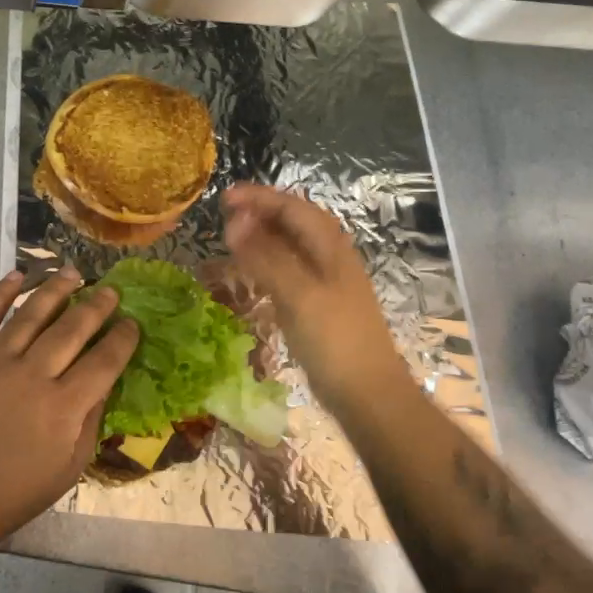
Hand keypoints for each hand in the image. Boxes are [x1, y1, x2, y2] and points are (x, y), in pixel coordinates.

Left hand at [0, 268, 139, 551]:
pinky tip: (17, 276)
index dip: (122, 339)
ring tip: (72, 273)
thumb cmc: (15, 491)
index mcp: (64, 407)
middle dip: (96, 307)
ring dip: (54, 289)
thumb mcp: (69, 468)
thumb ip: (89, 421)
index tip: (132, 323)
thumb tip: (104, 382)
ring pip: (31, 313)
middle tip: (110, 291)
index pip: (104, 361)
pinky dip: (1, 293)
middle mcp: (32, 375)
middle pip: (72, 329)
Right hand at [221, 185, 407, 408]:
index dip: (259, 198)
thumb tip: (233, 224)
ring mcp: (324, 283)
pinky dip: (265, 262)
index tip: (224, 197)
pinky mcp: (315, 306)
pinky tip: (248, 270)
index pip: (293, 208)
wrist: (368, 395)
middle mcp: (329, 259)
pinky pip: (286, 270)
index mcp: (331, 249)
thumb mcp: (298, 295)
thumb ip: (265, 257)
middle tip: (225, 215)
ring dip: (262, 235)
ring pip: (290, 246)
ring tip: (231, 237)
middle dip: (260, 212)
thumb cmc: (336, 341)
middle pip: (294, 222)